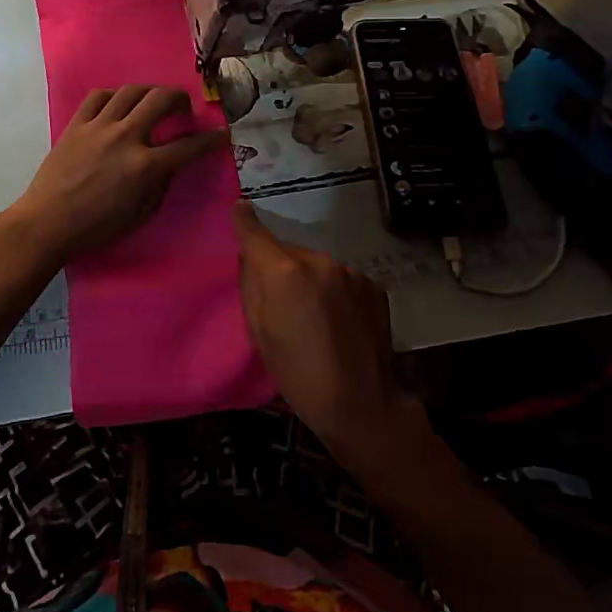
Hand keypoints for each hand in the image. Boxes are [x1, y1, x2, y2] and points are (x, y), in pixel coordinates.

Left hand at [8, 85, 225, 262]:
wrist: (48, 223)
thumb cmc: (96, 228)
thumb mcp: (140, 215)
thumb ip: (160, 185)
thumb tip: (170, 163)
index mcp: (145, 166)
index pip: (188, 145)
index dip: (211, 139)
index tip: (222, 134)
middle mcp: (126, 137)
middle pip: (161, 100)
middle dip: (180, 98)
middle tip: (183, 108)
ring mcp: (98, 127)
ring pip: (131, 91)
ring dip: (150, 92)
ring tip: (153, 101)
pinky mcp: (76, 124)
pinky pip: (98, 96)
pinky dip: (114, 96)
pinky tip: (118, 104)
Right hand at [232, 203, 417, 449]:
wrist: (362, 403)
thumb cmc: (298, 374)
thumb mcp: (259, 333)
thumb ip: (251, 286)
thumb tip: (251, 258)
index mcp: (283, 272)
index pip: (255, 233)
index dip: (243, 220)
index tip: (239, 208)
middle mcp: (318, 260)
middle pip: (288, 252)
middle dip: (281, 268)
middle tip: (281, 303)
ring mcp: (349, 271)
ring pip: (316, 266)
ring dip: (309, 280)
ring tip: (314, 317)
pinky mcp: (372, 284)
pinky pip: (340, 279)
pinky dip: (334, 292)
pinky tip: (339, 321)